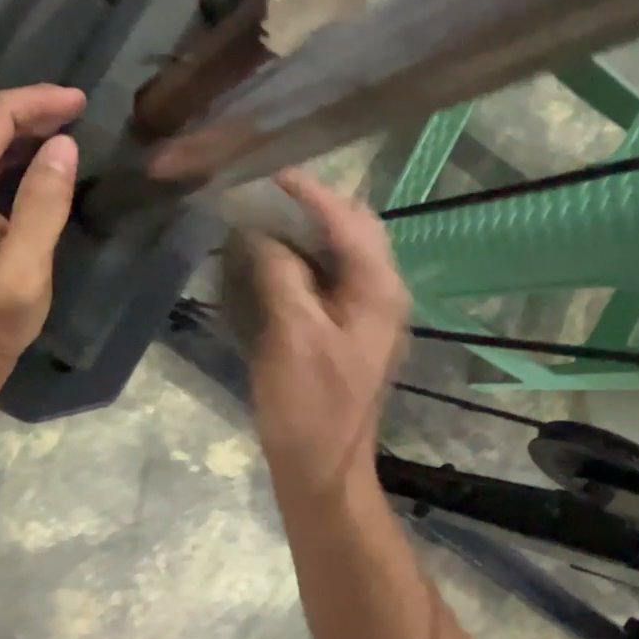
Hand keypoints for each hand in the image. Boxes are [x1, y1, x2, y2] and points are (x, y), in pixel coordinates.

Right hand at [249, 170, 410, 498]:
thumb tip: (261, 232)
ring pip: (336, 255)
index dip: (308, 191)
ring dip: (300, 235)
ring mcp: (363, 316)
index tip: (266, 169)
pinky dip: (298, 264)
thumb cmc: (309, 406)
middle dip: (307, 207)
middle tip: (259, 195)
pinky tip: (267, 265)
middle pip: (349, 230)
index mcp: (378, 289)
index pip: (347, 219)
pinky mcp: (343, 334)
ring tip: (258, 220)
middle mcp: (380, 294)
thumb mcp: (293, 335)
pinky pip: (324, 282)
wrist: (321, 469)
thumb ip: (281, 275)